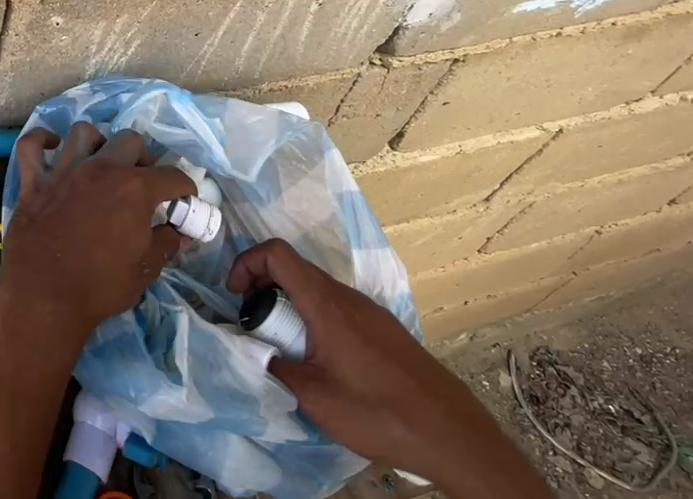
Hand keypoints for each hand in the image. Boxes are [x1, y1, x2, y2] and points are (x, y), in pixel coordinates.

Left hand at [0, 123, 198, 343]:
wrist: (45, 292)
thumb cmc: (100, 284)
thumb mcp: (146, 270)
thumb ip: (166, 244)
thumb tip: (180, 233)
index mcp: (134, 188)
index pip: (172, 176)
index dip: (184, 188)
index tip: (183, 199)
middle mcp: (100, 169)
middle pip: (129, 141)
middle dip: (142, 158)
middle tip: (142, 182)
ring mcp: (64, 171)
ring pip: (83, 133)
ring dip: (97, 143)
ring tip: (102, 162)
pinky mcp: (34, 180)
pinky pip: (31, 145)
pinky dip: (41, 140)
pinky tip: (53, 147)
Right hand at [227, 240, 552, 497]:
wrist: (456, 439)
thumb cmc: (379, 413)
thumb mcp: (313, 397)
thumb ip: (272, 366)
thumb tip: (247, 349)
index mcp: (326, 305)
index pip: (276, 253)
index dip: (246, 263)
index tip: (236, 296)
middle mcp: (348, 298)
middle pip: (294, 268)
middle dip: (263, 287)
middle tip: (256, 326)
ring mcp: (371, 312)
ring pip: (316, 288)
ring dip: (290, 304)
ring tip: (286, 346)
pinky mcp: (385, 330)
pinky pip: (338, 307)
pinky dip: (315, 318)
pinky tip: (322, 359)